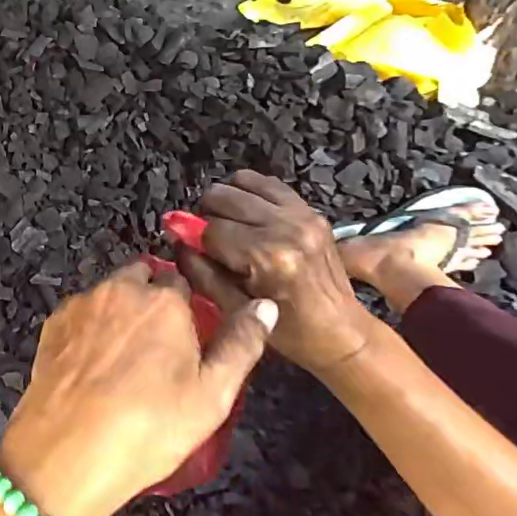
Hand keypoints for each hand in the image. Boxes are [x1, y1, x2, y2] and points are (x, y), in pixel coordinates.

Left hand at [0, 261, 274, 515]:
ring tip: (124, 360)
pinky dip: (89, 327)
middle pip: (140, 278)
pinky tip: (93, 364)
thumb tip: (263, 306)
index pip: (181, 283)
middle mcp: (118, 290)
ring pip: (107, 294)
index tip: (186, 335)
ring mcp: (80, 304)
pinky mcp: (52, 322)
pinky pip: (80, 313)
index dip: (186, 308)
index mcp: (163, 301)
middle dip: (150, 299)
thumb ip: (241, 343)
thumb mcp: (213, 394)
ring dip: (118, 311)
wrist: (70, 446)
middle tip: (157, 345)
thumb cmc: (150, 425)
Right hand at [179, 171, 376, 374]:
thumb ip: (199, 270)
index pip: (210, 230)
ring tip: (227, 224)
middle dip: (206, 216)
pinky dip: (248, 191)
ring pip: (239, 183)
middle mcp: (286, 228)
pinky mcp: (311, 211)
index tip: (199, 255)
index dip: (197, 242)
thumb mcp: (234, 308)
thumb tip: (174, 240)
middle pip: (222, 197)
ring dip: (225, 201)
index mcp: (268, 256)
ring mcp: (302, 215)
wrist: (342, 332)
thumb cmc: (286, 330)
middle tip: (209, 238)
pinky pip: (266, 183)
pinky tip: (246, 213)